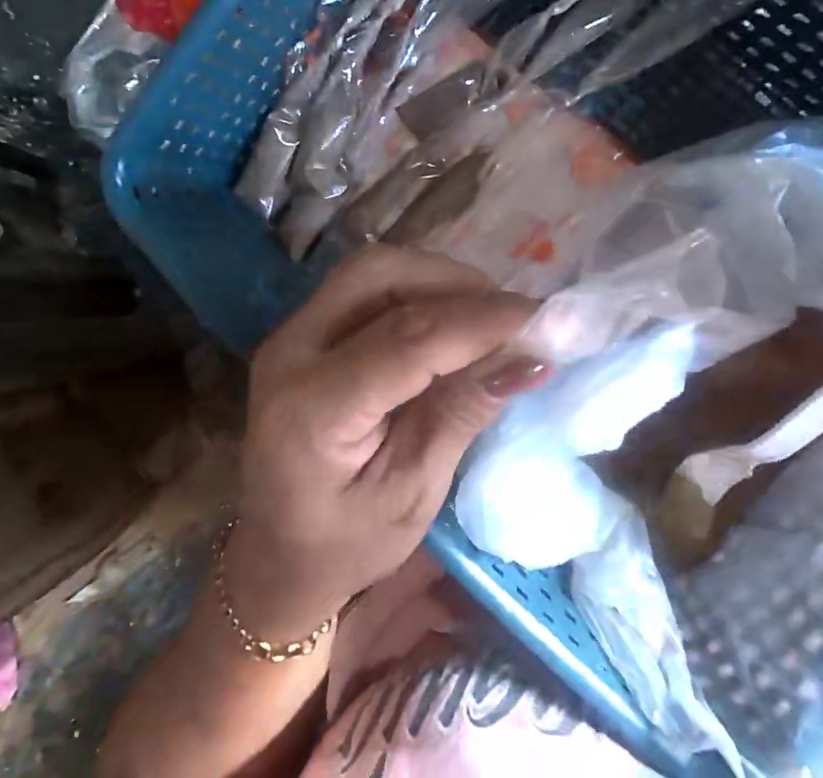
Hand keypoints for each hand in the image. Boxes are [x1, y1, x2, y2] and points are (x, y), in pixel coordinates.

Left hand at [229, 245, 544, 640]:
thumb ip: (460, 416)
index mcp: (312, 409)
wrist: (276, 552)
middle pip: (378, 278)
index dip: (480, 322)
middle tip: (512, 316)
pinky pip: (361, 288)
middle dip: (455, 283)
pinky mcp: (299, 333)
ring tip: (486, 316)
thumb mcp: (411, 496)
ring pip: (370, 271)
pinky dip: (413, 289)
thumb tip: (529, 358)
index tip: (546, 319)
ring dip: (435, 279)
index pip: (405, 341)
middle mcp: (288, 353)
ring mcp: (288, 336)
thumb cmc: (343, 544)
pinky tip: (448, 318)